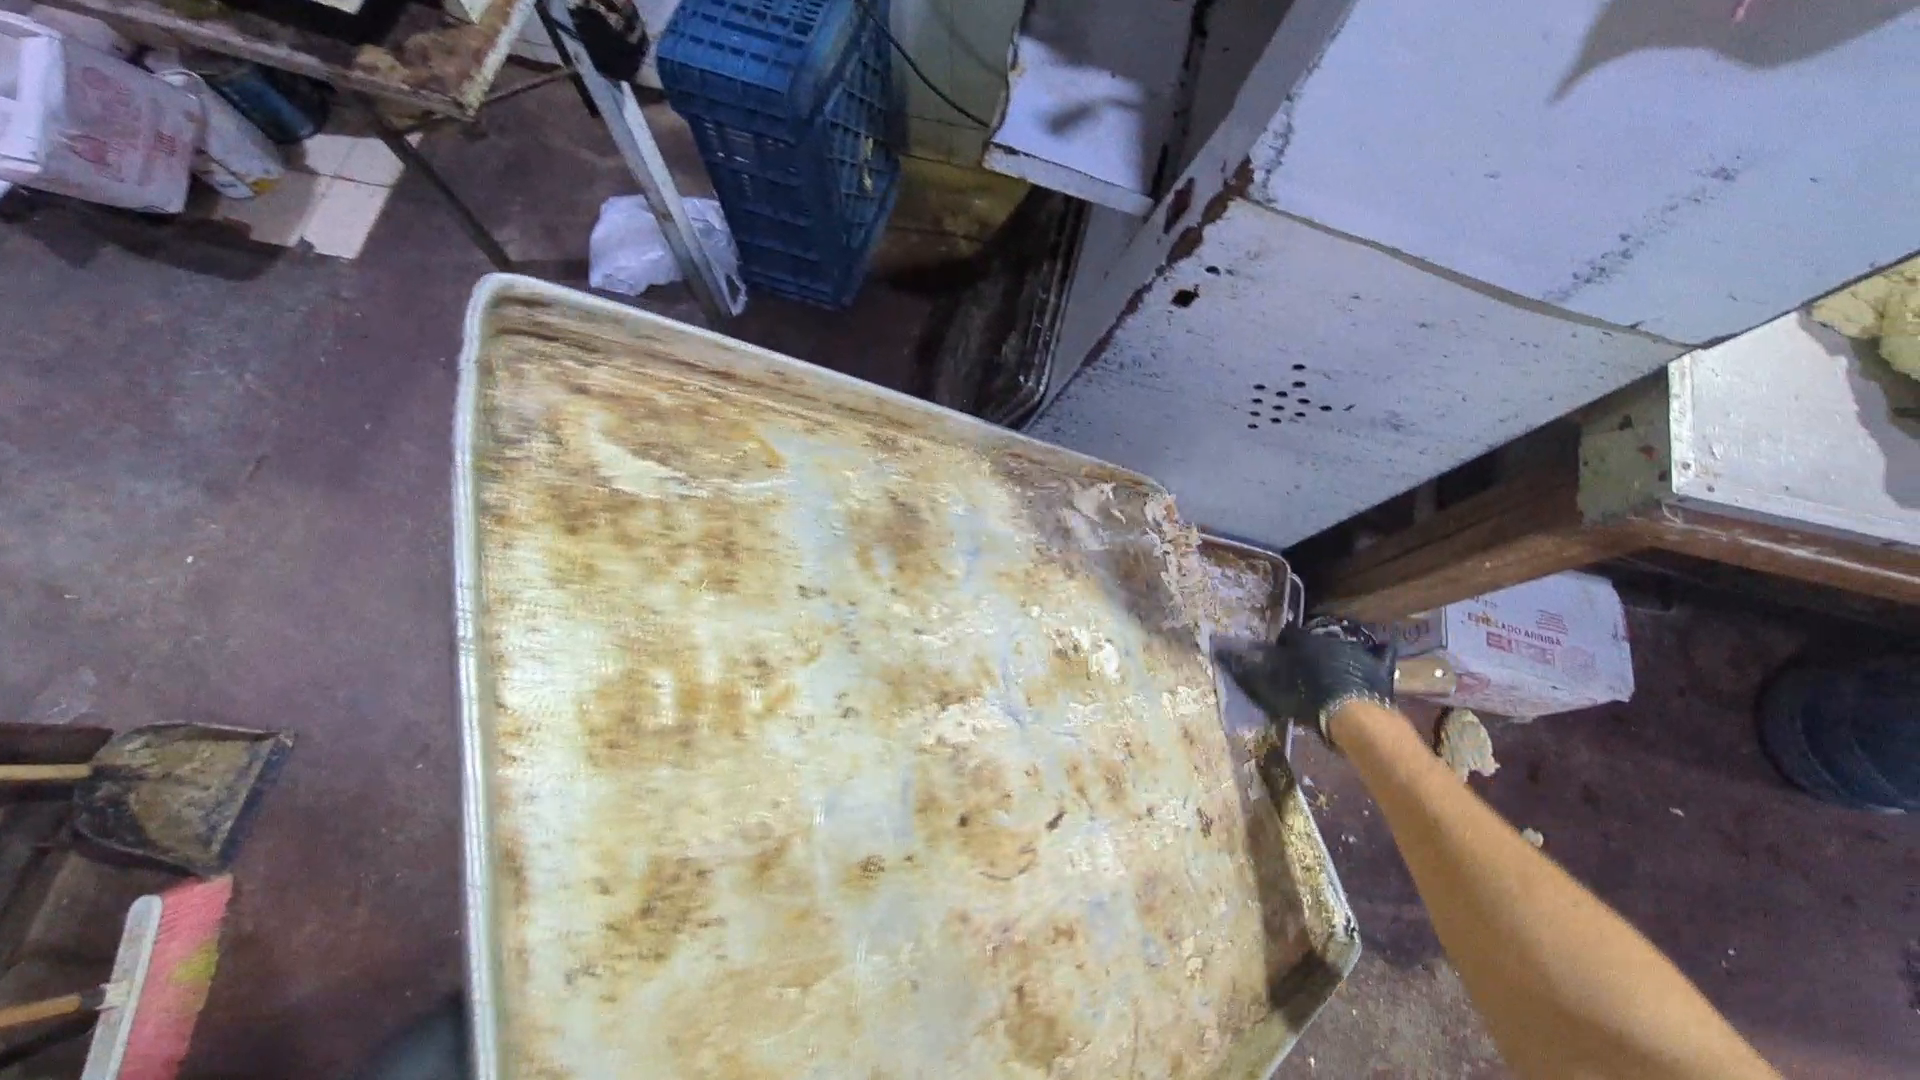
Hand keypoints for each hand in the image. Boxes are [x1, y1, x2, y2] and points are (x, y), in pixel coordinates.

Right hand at [1218, 617, 1394, 743]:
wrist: (1353, 716)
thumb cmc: (1306, 700)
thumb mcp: (1269, 688)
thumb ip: (1248, 670)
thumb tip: (1222, 651)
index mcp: (1302, 642)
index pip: (1288, 635)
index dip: (1282, 645)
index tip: (1278, 657)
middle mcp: (1328, 639)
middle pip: (1315, 641)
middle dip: (1311, 650)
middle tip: (1305, 667)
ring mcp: (1355, 651)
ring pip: (1342, 647)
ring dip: (1337, 655)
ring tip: (1332, 672)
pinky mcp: (1377, 666)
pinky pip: (1379, 654)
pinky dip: (1377, 654)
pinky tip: (1379, 652)